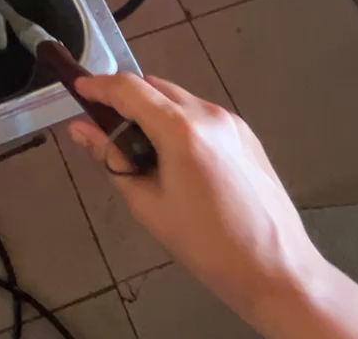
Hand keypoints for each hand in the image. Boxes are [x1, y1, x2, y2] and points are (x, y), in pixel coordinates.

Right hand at [65, 74, 330, 324]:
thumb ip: (111, 158)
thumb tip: (80, 129)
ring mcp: (231, 122)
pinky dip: (177, 120)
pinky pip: (199, 113)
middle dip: (124, 98)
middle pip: (153, 85)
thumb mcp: (148, 204)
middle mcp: (207, 114)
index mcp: (180, 129)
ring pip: (176, 97)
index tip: (78, 89)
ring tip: (142, 148)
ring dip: (151, 108)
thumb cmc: (207, 245)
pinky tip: (176, 157)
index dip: (98, 85)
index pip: (128, 88)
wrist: (280, 272)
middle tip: (106, 125)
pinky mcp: (245, 134)